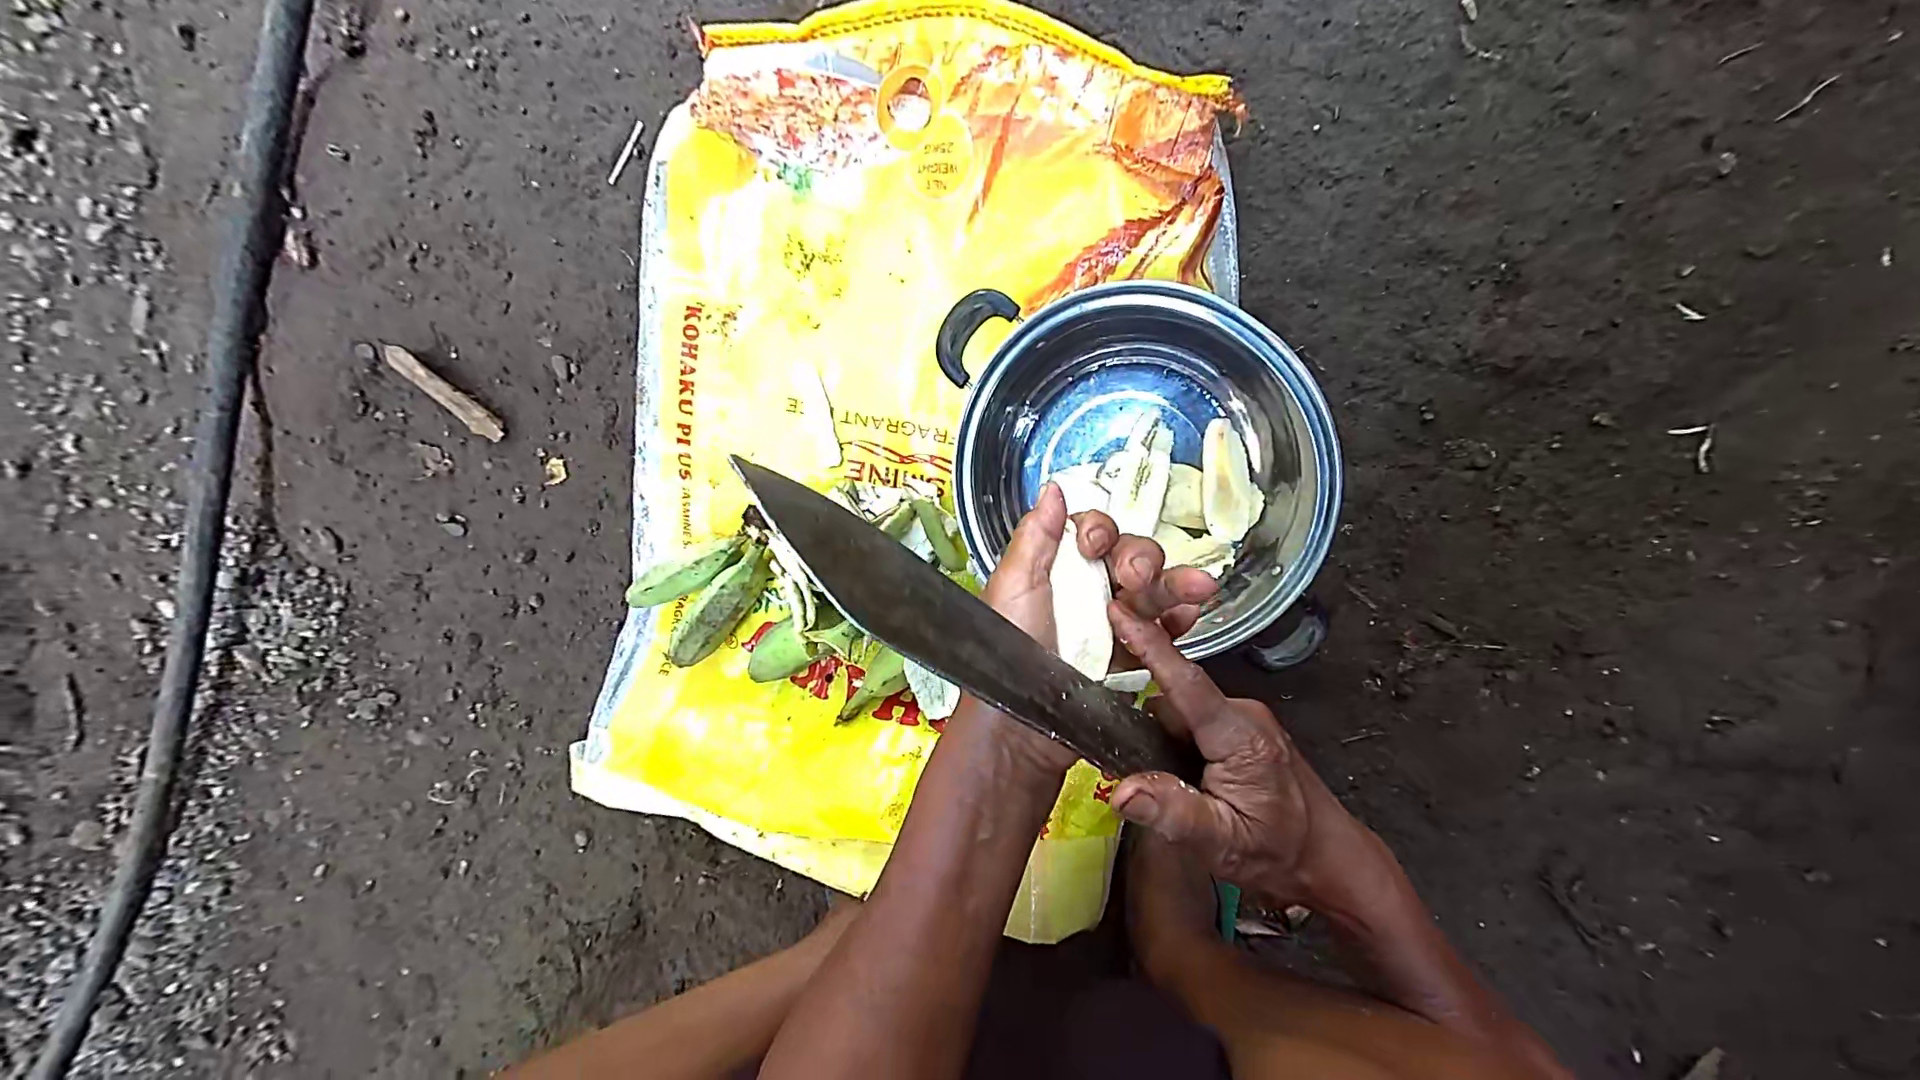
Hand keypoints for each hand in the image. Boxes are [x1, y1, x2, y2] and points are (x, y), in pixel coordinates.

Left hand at [974, 483, 1219, 773]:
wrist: (1023, 719)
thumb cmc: (1010, 649)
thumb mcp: (1013, 585)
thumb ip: (1035, 536)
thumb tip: (1053, 489)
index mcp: (1056, 568)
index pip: (1091, 533)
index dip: (1099, 529)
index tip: (1094, 542)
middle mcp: (1086, 590)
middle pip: (1129, 557)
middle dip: (1140, 557)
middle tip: (1134, 575)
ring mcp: (1111, 622)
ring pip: (1152, 590)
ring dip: (1175, 583)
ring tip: (1197, 585)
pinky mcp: (1130, 654)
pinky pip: (1162, 630)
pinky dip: (1178, 620)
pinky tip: (1188, 615)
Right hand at [1105, 601, 1380, 910]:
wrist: (1329, 861)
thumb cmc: (1283, 853)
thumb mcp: (1222, 844)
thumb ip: (1172, 813)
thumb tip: (1123, 791)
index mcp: (1240, 736)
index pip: (1185, 680)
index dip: (1148, 644)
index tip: (1118, 611)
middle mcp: (1242, 714)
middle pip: (1172, 698)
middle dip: (1145, 725)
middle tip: (1136, 767)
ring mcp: (1242, 718)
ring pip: (1178, 710)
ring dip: (1161, 738)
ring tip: (1171, 783)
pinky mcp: (1237, 726)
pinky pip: (1191, 718)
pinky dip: (1176, 740)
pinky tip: (1182, 774)